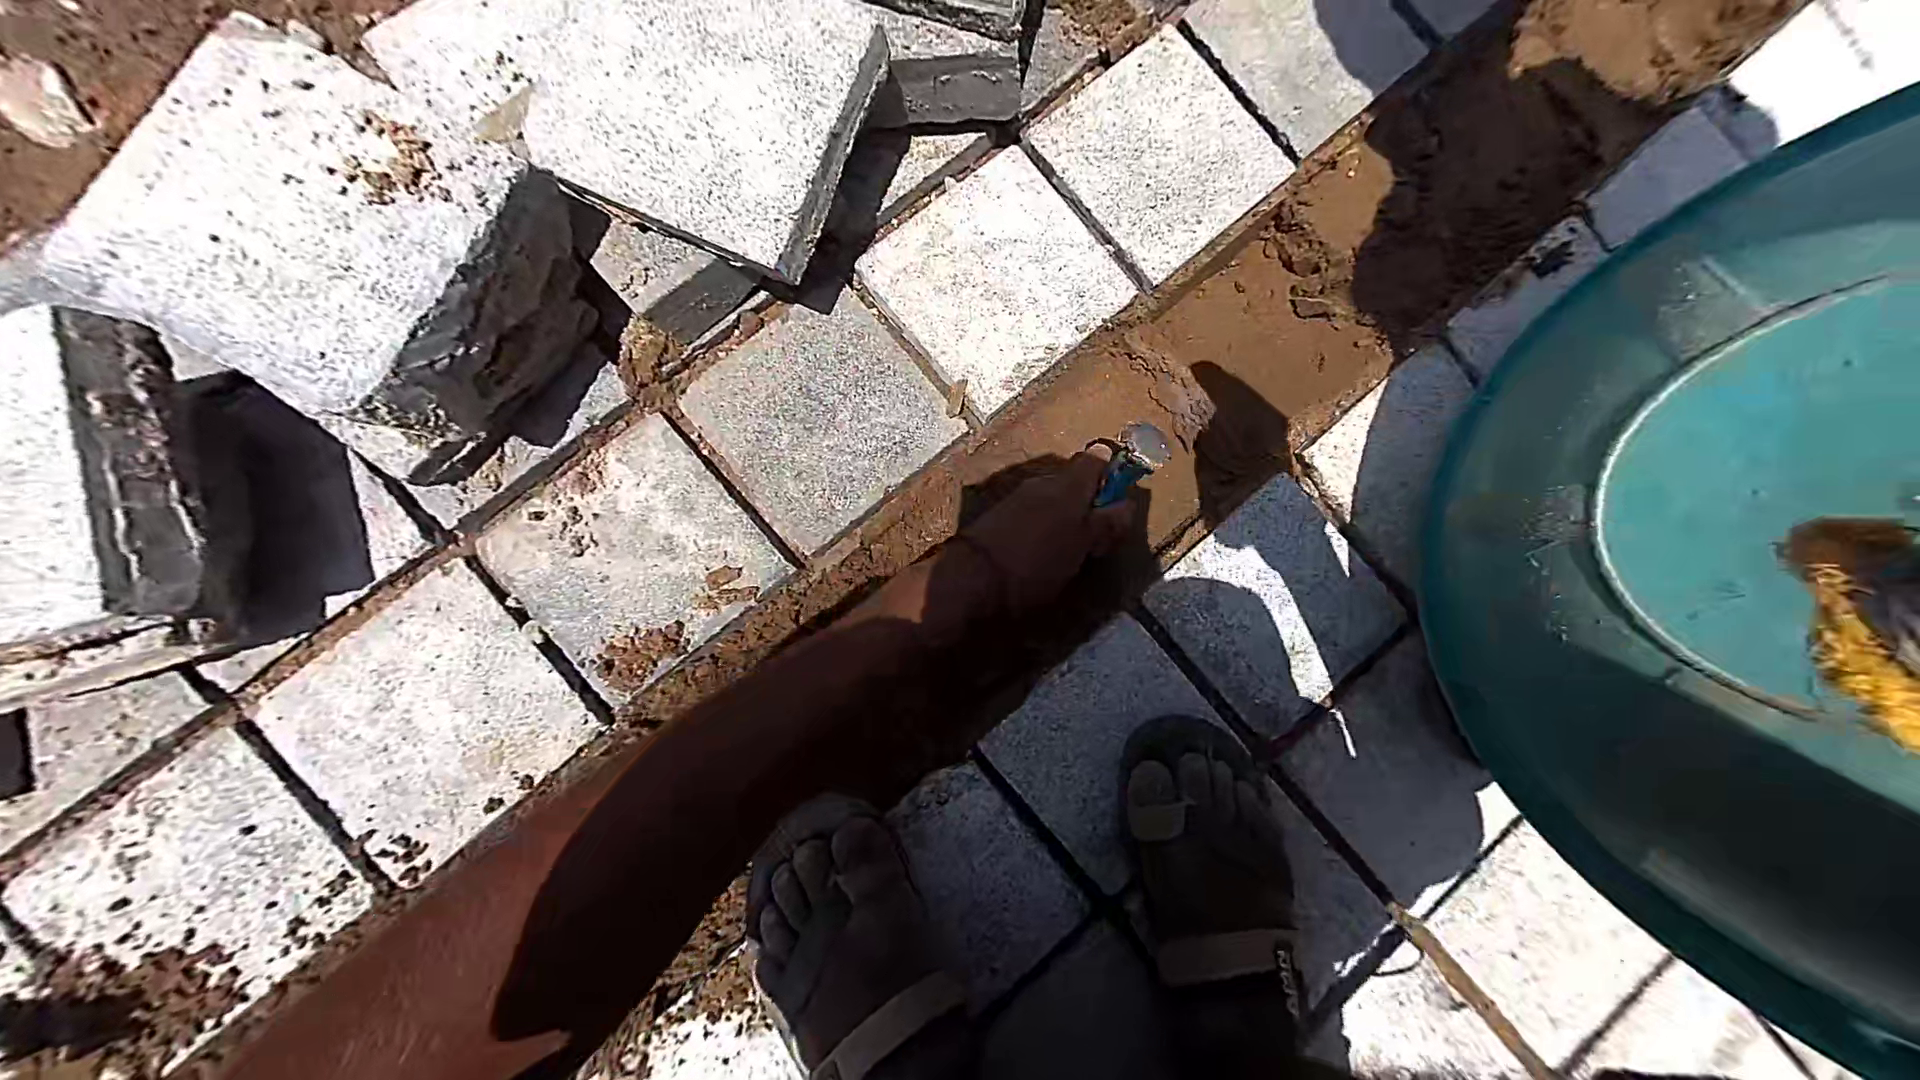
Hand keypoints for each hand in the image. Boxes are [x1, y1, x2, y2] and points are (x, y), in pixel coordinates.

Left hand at [959, 448, 1137, 611]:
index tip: (1117, 501)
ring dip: (1061, 517)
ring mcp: (1015, 497)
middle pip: (1072, 481)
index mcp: (1067, 484)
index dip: (1110, 474)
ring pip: (1050, 499)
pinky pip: (1029, 514)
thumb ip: (1105, 524)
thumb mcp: (1081, 547)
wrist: (972, 579)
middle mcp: (1040, 482)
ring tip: (1067, 549)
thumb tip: (1127, 503)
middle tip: (1095, 536)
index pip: (1096, 460)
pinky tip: (1039, 552)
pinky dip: (1039, 527)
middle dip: (1086, 502)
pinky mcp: (996, 517)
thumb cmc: (1036, 563)